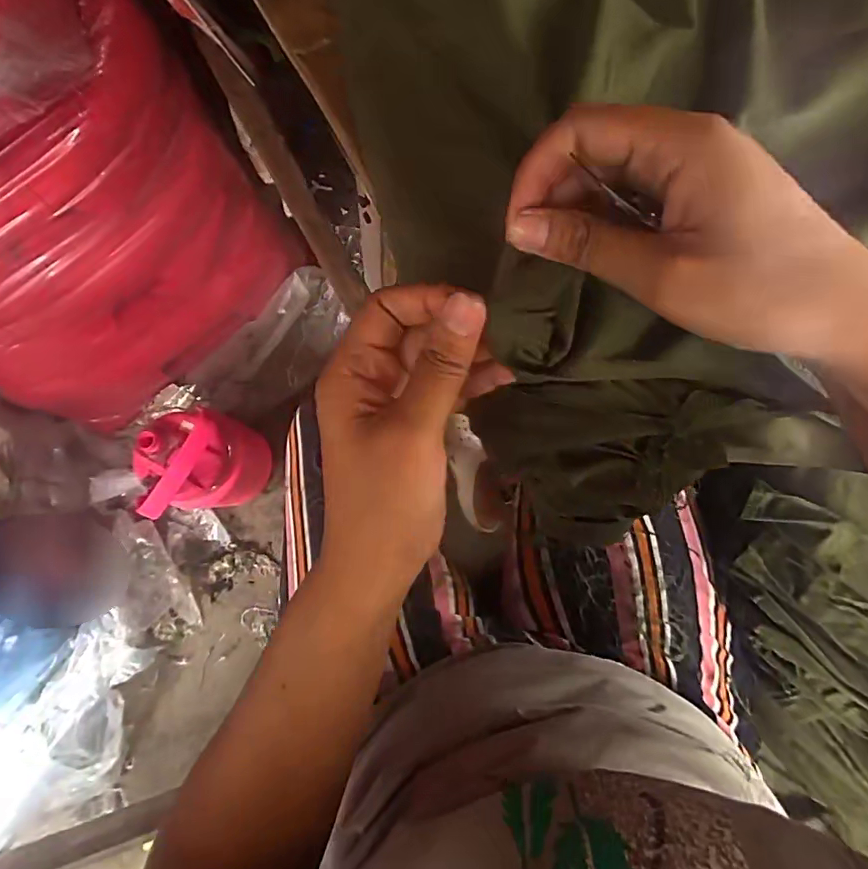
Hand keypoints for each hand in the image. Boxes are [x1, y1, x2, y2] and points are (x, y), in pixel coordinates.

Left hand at [313, 285, 511, 594]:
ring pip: (432, 358)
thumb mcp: (414, 429)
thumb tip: (468, 301)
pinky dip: (470, 381)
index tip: (475, 306)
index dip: (426, 300)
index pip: (384, 309)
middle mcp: (369, 378)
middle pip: (412, 331)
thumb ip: (441, 366)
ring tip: (514, 353)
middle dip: (455, 327)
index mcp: (352, 372)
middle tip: (506, 331)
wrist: (378, 568)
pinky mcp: (414, 422)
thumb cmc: (386, 501)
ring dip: (469, 353)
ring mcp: (392, 401)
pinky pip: (442, 387)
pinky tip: (505, 378)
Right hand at [504, 104, 867, 363]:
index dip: (538, 170)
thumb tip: (518, 227)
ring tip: (559, 247)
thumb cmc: (758, 293)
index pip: (582, 128)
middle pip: (595, 138)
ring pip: (614, 160)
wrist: (850, 314)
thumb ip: (587, 243)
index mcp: (681, 142)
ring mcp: (699, 158)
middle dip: (553, 185)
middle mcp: (688, 135)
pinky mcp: (705, 183)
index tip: (518, 225)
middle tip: (533, 243)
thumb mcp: (662, 273)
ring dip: (577, 199)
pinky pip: (638, 180)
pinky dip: (607, 207)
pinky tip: (596, 242)